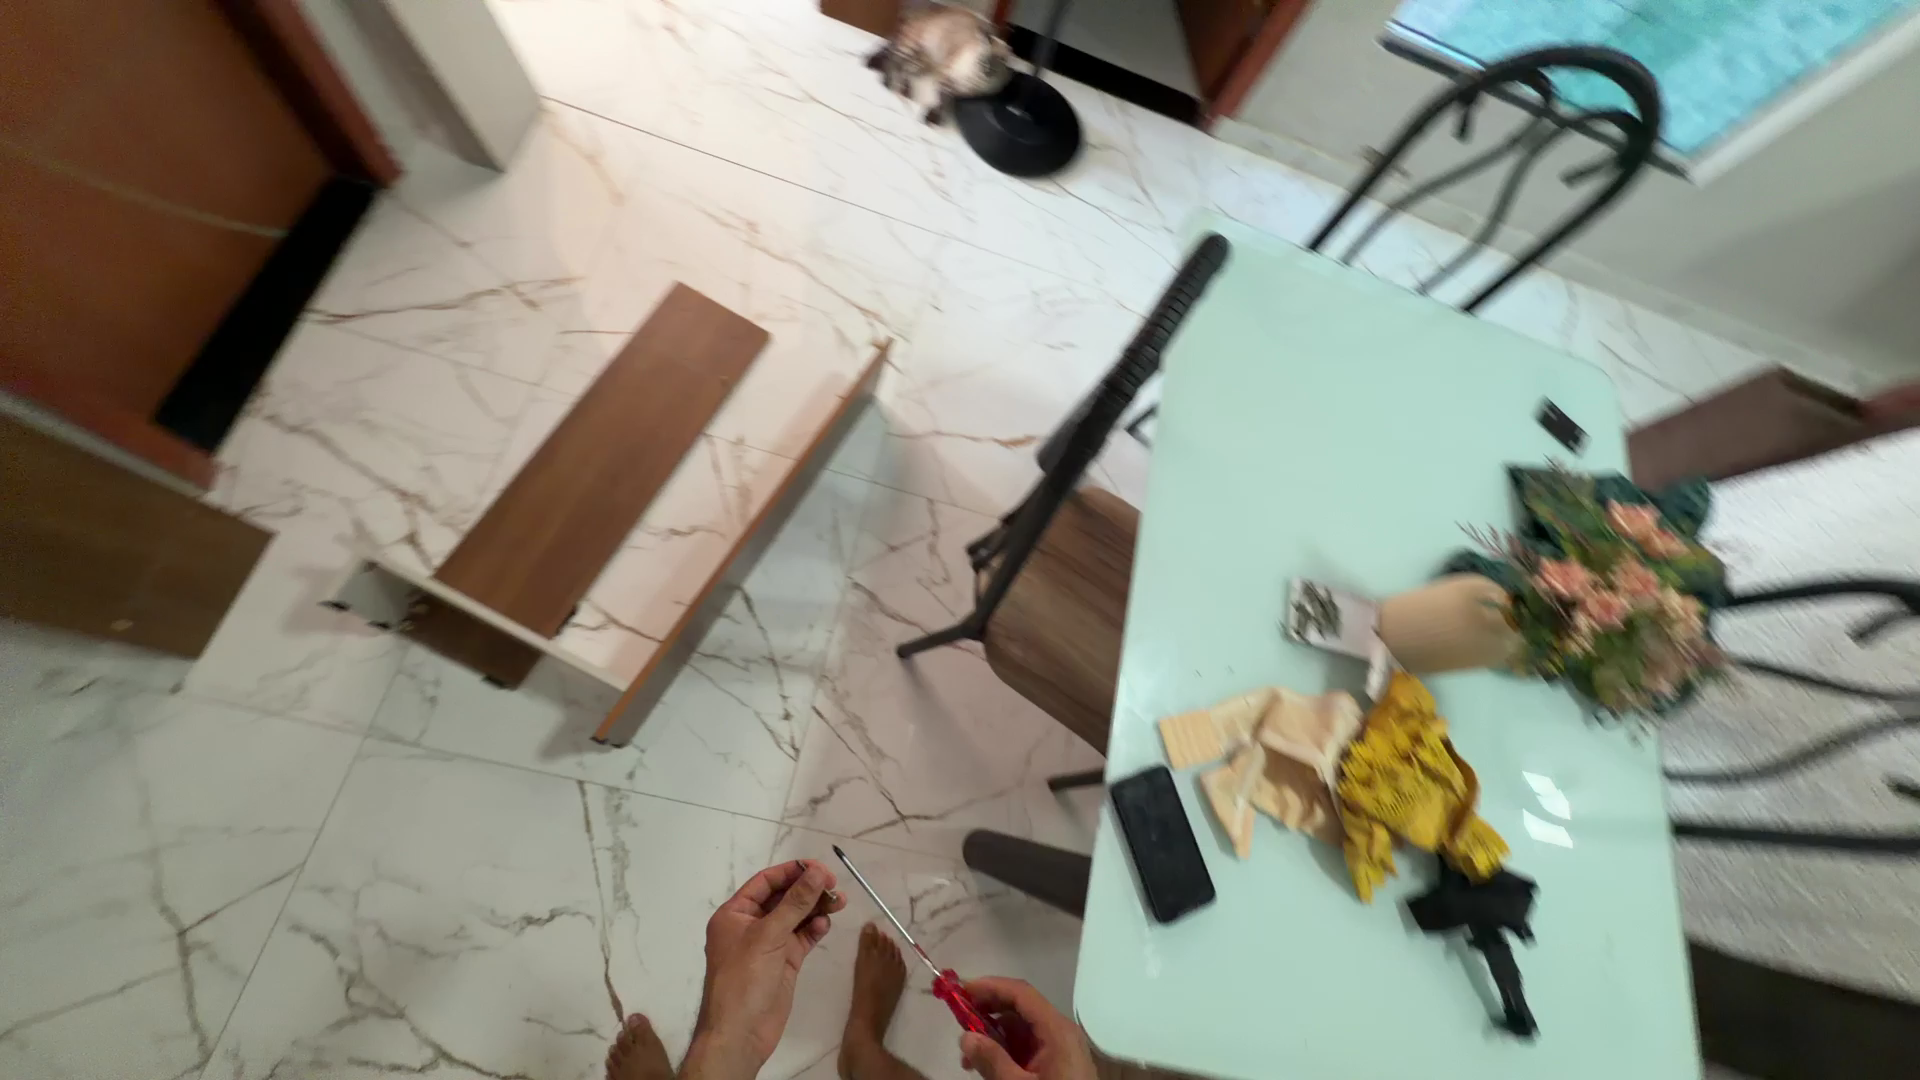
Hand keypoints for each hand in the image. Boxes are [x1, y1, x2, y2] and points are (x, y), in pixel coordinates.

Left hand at [683, 860, 847, 1077]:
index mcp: (735, 914)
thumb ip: (796, 902)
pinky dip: (815, 928)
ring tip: (839, 901)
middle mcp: (752, 925)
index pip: (766, 882)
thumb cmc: (743, 979)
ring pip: (797, 916)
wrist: (739, 1037)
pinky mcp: (784, 961)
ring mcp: (769, 944)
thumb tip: (818, 872)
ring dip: (817, 907)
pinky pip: (802, 936)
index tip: (820, 869)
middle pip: (784, 897)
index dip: (792, 872)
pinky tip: (825, 925)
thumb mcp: (768, 935)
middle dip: (809, 889)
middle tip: (834, 885)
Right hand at [957, 977, 1096, 1079]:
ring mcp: (1059, 1049)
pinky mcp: (1056, 1066)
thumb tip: (965, 1037)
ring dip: (993, 1034)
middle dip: (987, 1011)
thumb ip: (992, 1061)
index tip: (960, 991)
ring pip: (1021, 1029)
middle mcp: (1060, 1032)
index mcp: (1056, 1029)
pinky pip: (1026, 1048)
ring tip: (968, 1054)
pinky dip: (1005, 1051)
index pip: (1020, 993)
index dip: (990, 986)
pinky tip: (986, 1066)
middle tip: (959, 1020)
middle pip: (1020, 1008)